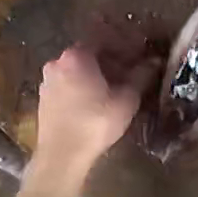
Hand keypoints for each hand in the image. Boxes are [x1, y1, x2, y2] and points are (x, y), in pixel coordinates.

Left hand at [29, 46, 152, 191]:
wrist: (62, 156)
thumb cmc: (96, 123)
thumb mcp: (126, 100)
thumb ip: (140, 77)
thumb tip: (154, 62)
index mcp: (77, 56)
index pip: (105, 40)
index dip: (125, 46)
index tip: (140, 56)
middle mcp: (57, 62)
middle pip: (89, 55)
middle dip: (111, 62)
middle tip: (130, 74)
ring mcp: (47, 81)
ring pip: (77, 71)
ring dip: (96, 76)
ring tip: (115, 91)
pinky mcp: (43, 99)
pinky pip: (68, 85)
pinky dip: (83, 88)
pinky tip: (96, 103)